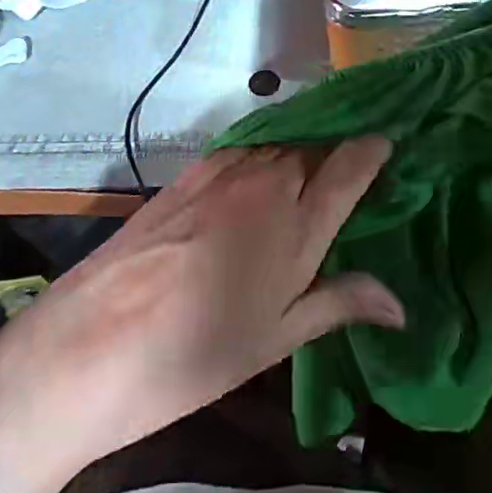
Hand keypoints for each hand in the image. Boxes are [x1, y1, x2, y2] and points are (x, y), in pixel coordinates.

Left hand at [0, 138, 404, 492]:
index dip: (376, 149)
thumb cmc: (199, 352)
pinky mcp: (190, 171)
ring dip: (304, 145)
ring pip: (281, 140)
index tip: (391, 147)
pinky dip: (266, 148)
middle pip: (319, 143)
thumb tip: (401, 304)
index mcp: (300, 218)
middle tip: (357, 163)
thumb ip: (342, 302)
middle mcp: (269, 179)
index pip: (353, 161)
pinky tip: (261, 171)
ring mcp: (225, 169)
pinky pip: (245, 145)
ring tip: (315, 164)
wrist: (91, 345)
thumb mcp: (279, 336)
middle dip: (342, 146)